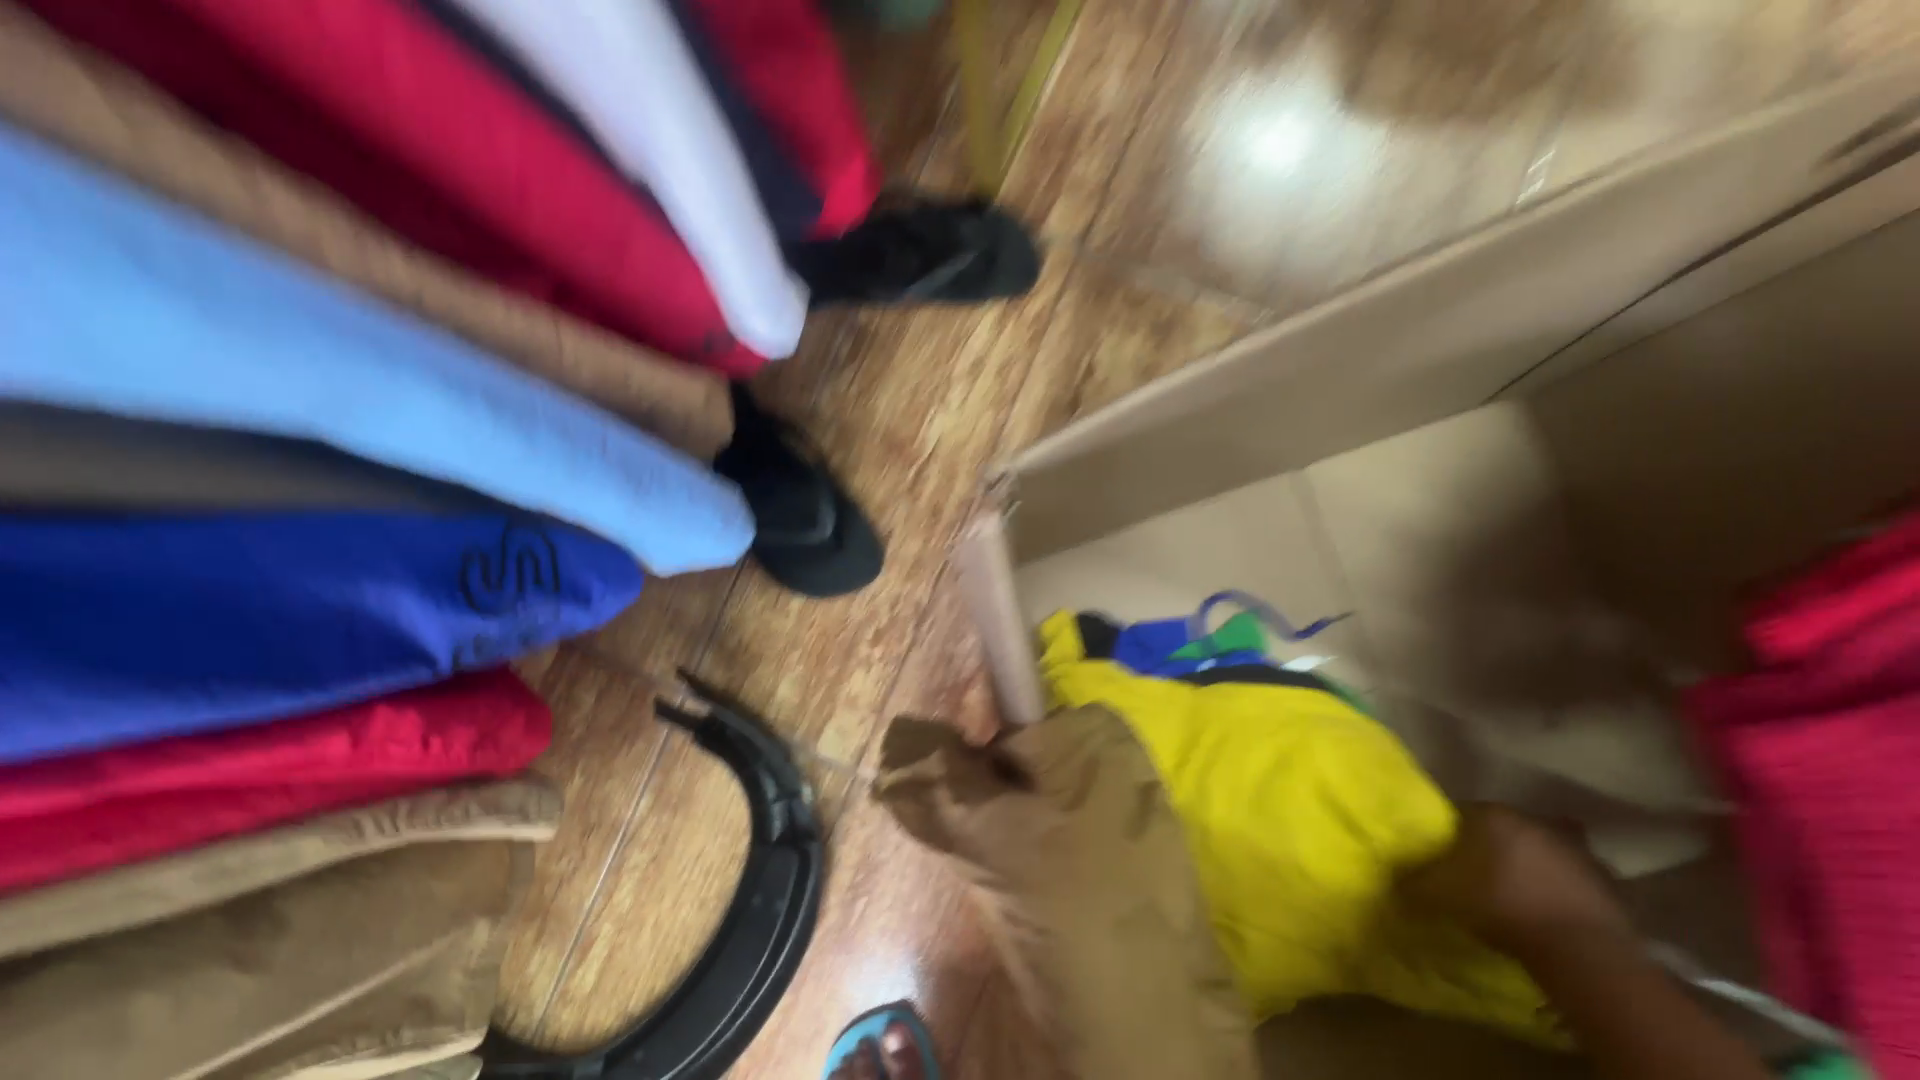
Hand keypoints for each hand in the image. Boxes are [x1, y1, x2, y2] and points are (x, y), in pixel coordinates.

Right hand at [1399, 803, 1634, 955]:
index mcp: (1492, 814)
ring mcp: (1576, 847)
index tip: (1442, 862)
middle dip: (1492, 847)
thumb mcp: (1438, 895)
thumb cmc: (1500, 905)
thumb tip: (1397, 879)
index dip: (1449, 837)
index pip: (1460, 813)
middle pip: (1504, 829)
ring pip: (1542, 849)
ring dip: (1532, 864)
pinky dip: (1564, 888)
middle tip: (1478, 876)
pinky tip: (1551, 909)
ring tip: (1518, 893)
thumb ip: (1414, 882)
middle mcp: (1534, 819)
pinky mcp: (1606, 879)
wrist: (1578, 947)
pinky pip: (1575, 878)